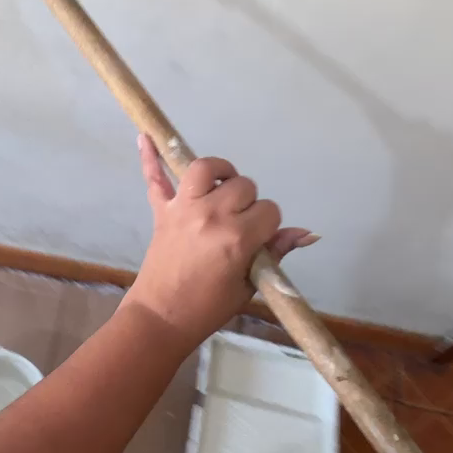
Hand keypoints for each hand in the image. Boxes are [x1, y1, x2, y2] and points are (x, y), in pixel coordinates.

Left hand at [122, 133, 317, 347]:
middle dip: (248, 201)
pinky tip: (144, 137)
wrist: (162, 316)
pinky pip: (154, 179)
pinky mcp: (161, 211)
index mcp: (236, 237)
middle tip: (240, 223)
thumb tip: (309, 234)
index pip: (269, 209)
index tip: (259, 238)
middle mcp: (210, 215)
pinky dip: (149, 157)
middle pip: (242, 185)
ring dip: (218, 172)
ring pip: (204, 168)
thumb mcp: (249, 284)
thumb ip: (275, 252)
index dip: (269, 223)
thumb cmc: (208, 307)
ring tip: (221, 187)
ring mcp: (183, 209)